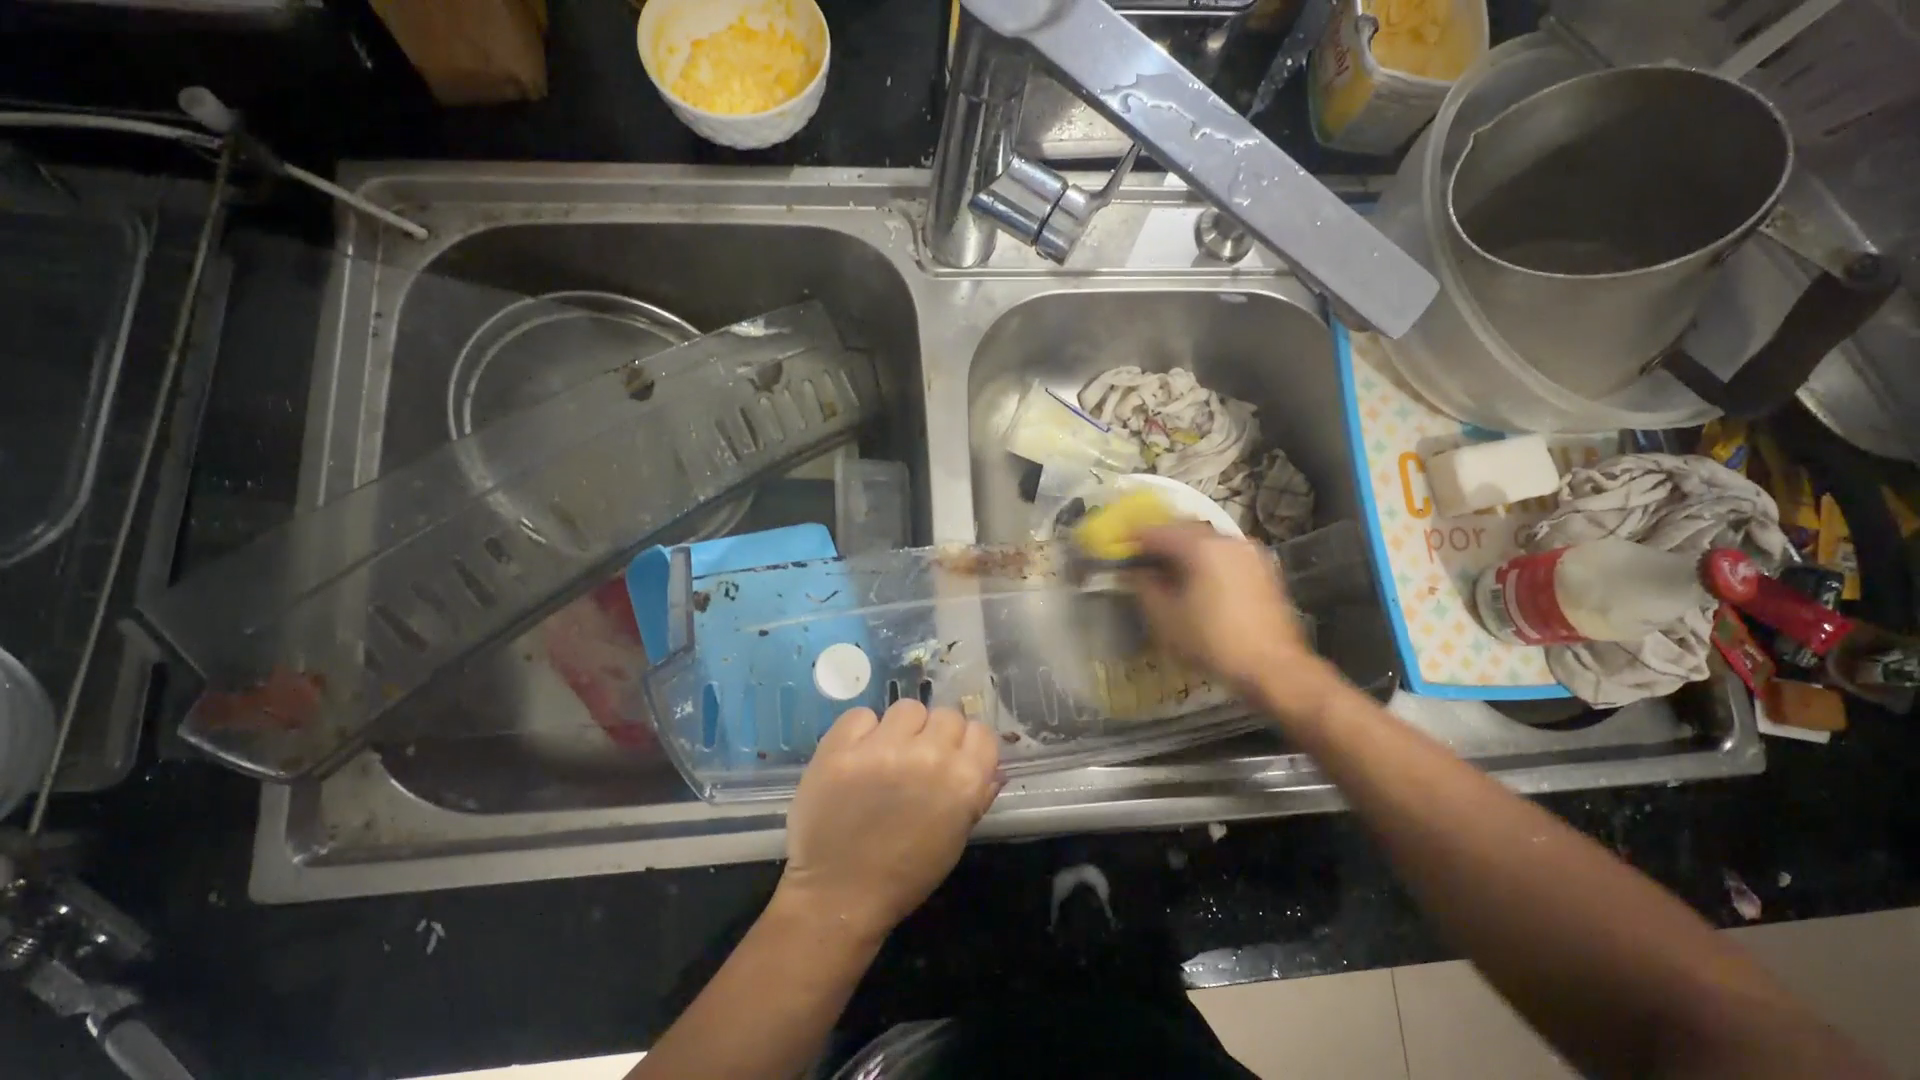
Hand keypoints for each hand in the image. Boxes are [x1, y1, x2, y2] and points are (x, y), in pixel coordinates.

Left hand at [778, 700, 1000, 939]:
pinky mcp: (840, 746)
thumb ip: (976, 795)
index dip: (967, 746)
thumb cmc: (905, 875)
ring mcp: (882, 748)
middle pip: (946, 715)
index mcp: (964, 781)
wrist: (838, 894)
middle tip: (917, 761)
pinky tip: (856, 758)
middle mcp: (928, 756)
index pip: (981, 732)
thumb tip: (991, 766)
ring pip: (907, 708)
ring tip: (885, 757)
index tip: (952, 759)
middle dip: (935, 736)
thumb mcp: (955, 839)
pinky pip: (862, 715)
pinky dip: (861, 732)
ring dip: (901, 729)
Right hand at [1131, 524, 1320, 695]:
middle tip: (1141, 555)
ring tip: (1168, 568)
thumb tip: (1135, 572)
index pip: (1156, 531)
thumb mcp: (1165, 619)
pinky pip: (1225, 553)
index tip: (1117, 548)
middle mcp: (1227, 540)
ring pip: (1207, 540)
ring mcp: (1249, 553)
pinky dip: (1206, 558)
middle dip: (1160, 539)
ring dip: (1185, 548)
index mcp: (1201, 547)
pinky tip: (1197, 578)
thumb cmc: (1213, 643)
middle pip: (1184, 528)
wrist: (1272, 667)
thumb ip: (1144, 587)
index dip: (1133, 538)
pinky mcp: (1263, 569)